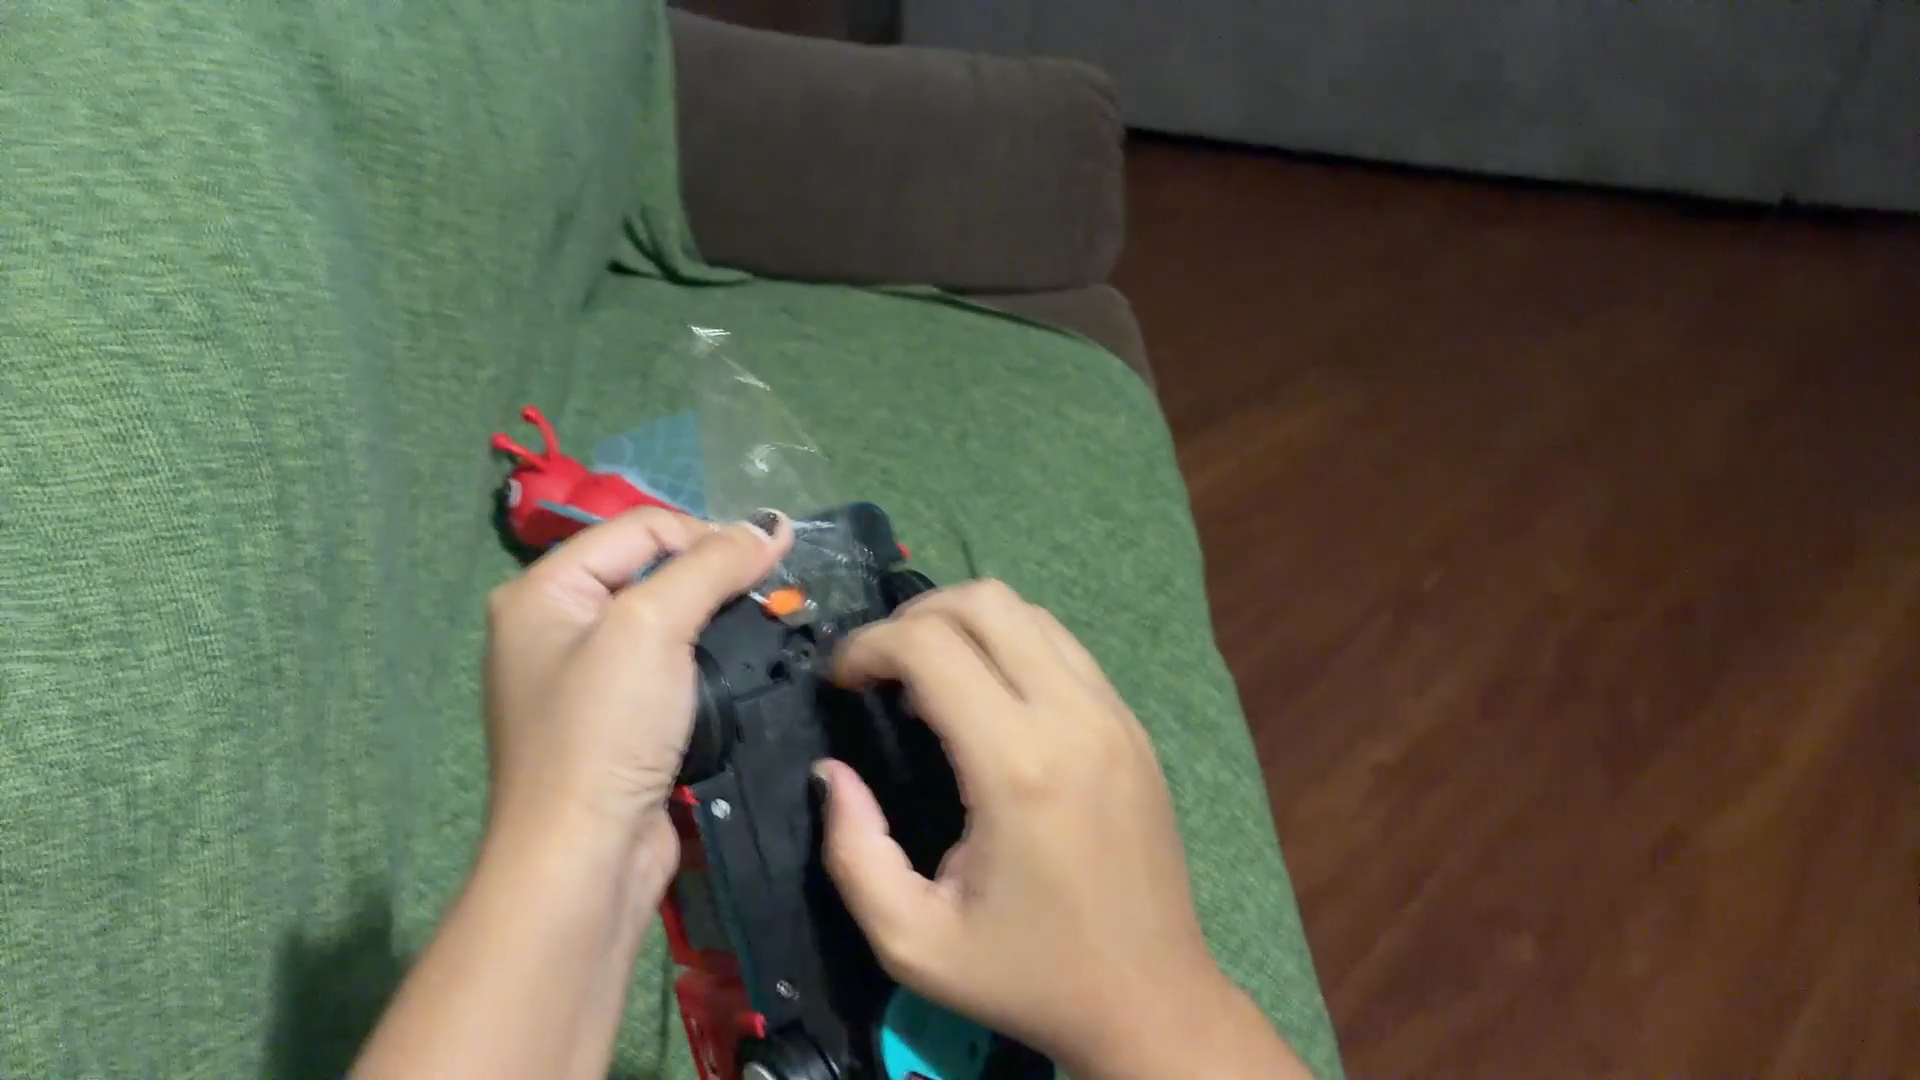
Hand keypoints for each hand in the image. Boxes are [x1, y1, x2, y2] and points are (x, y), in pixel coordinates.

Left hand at [355, 506, 792, 1079]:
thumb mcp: (654, 626)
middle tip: (771, 595)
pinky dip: (706, 658)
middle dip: (715, 574)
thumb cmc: (606, 729)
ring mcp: (585, 675)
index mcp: (545, 590)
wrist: (586, 858)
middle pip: (653, 568)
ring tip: (765, 629)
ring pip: (667, 617)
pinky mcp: (616, 717)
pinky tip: (738, 668)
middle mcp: (557, 625)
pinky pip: (668, 663)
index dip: (707, 533)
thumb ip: (713, 565)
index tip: (768, 562)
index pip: (642, 526)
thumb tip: (774, 522)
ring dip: (717, 618)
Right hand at [815, 580, 1290, 1077]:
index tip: (840, 680)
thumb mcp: (913, 940)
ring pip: (1029, 613)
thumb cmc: (1029, 974)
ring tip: (929, 675)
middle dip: (915, 616)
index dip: (868, 646)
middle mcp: (1072, 717)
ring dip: (965, 623)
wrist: (1152, 998)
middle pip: (986, 602)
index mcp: (1016, 765)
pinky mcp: (1131, 723)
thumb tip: (832, 772)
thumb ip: (853, 850)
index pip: (930, 647)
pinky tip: (988, 695)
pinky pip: (1062, 646)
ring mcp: (1113, 712)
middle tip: (881, 667)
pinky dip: (1011, 644)